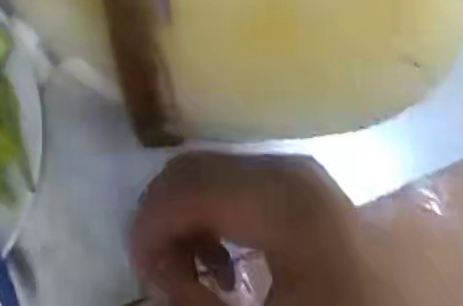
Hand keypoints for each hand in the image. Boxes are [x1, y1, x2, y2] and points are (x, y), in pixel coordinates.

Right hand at [130, 153, 374, 305]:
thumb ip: (192, 295)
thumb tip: (154, 275)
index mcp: (285, 198)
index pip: (186, 184)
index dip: (149, 226)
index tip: (138, 275)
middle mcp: (295, 170)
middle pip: (199, 169)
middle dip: (168, 220)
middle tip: (162, 279)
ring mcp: (313, 179)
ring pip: (222, 174)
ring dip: (195, 220)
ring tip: (200, 280)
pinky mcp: (324, 197)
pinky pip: (251, 187)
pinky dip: (226, 219)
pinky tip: (233, 268)